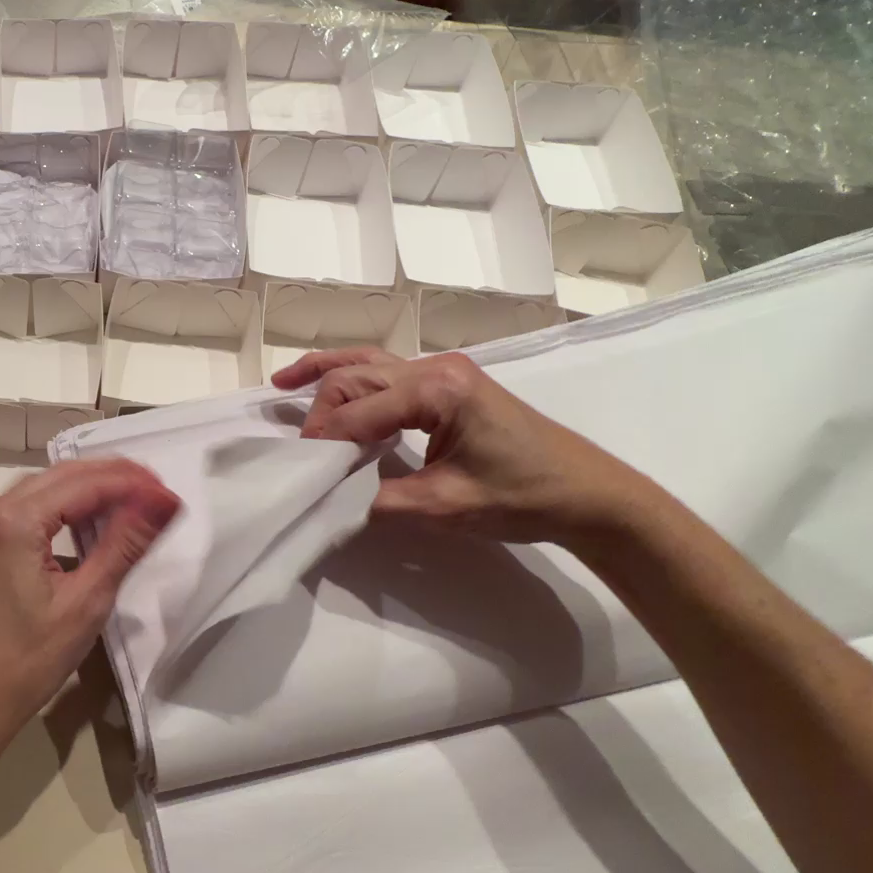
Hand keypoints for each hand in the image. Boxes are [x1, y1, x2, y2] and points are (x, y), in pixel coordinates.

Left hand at [0, 460, 179, 767]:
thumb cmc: (27, 662)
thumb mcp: (86, 603)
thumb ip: (125, 544)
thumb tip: (162, 501)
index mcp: (13, 521)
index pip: (85, 484)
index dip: (133, 485)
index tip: (171, 496)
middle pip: (61, 476)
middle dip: (113, 478)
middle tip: (158, 492)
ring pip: (43, 488)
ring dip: (88, 489)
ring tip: (133, 500)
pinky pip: (27, 507)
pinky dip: (62, 507)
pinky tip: (90, 520)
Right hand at [273, 347, 652, 544]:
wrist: (588, 495)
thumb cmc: (522, 498)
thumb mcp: (442, 507)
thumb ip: (376, 500)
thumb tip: (328, 501)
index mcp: (437, 390)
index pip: (357, 412)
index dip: (324, 442)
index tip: (303, 473)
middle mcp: (436, 368)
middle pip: (354, 377)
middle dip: (321, 411)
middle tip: (303, 454)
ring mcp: (443, 371)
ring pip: (367, 365)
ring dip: (327, 376)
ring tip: (283, 383)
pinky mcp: (448, 384)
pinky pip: (385, 373)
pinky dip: (352, 378)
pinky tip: (328, 383)